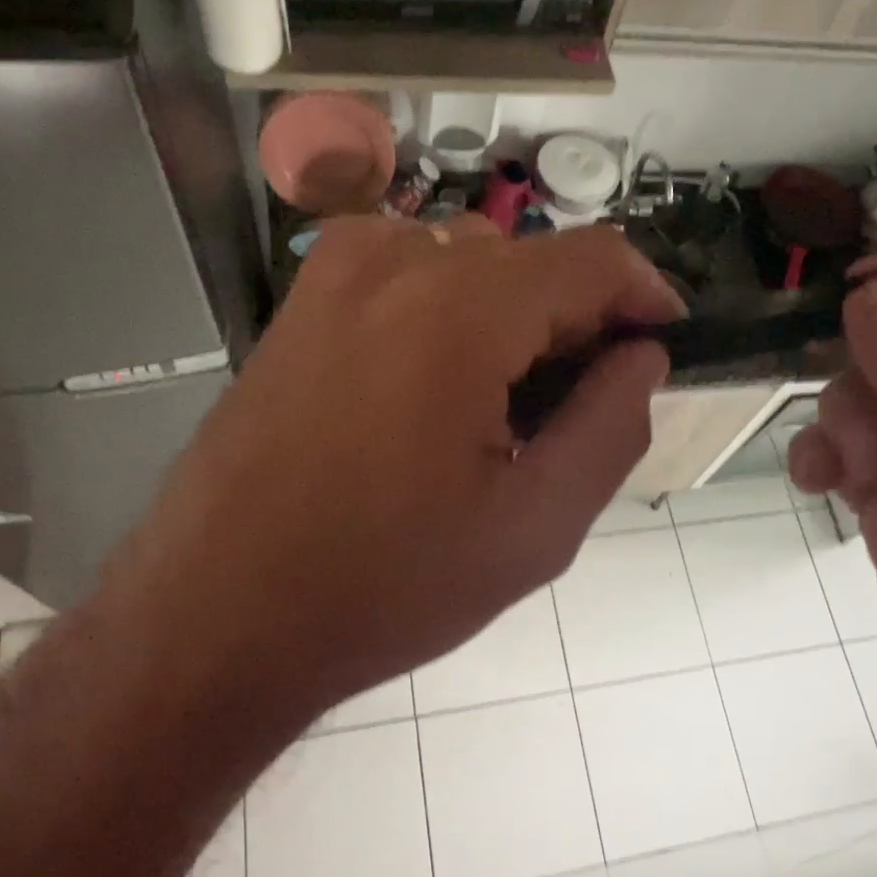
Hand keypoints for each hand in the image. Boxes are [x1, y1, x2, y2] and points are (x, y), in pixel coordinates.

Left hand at [106, 216, 683, 710]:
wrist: (217, 617)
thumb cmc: (385, 585)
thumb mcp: (533, 528)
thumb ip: (610, 428)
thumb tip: (640, 359)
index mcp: (460, 310)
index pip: (592, 258)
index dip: (643, 295)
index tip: (659, 346)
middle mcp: (392, 263)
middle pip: (526, 258)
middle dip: (573, 318)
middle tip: (577, 408)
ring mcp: (331, 278)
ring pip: (464, 264)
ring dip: (508, 317)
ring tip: (504, 411)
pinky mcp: (296, 309)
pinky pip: (401, 279)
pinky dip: (445, 315)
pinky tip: (433, 394)